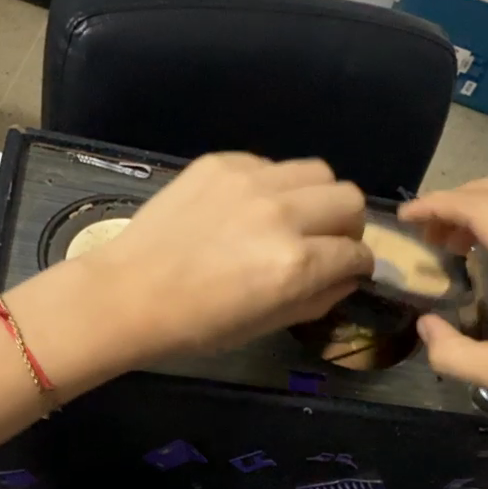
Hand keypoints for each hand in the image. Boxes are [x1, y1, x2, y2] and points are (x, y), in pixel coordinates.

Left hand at [55, 153, 373, 360]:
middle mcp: (282, 213)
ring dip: (318, 198)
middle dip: (348, 226)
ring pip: (318, 171)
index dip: (359, 266)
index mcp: (296, 263)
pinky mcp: (221, 163)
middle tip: (327, 243)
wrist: (128, 294)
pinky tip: (249, 209)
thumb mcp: (265, 325)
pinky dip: (275, 185)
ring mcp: (251, 181)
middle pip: (349, 199)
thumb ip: (316, 298)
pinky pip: (271, 164)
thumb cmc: (196, 325)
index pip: (356, 252)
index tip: (349, 271)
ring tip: (294, 219)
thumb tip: (347, 279)